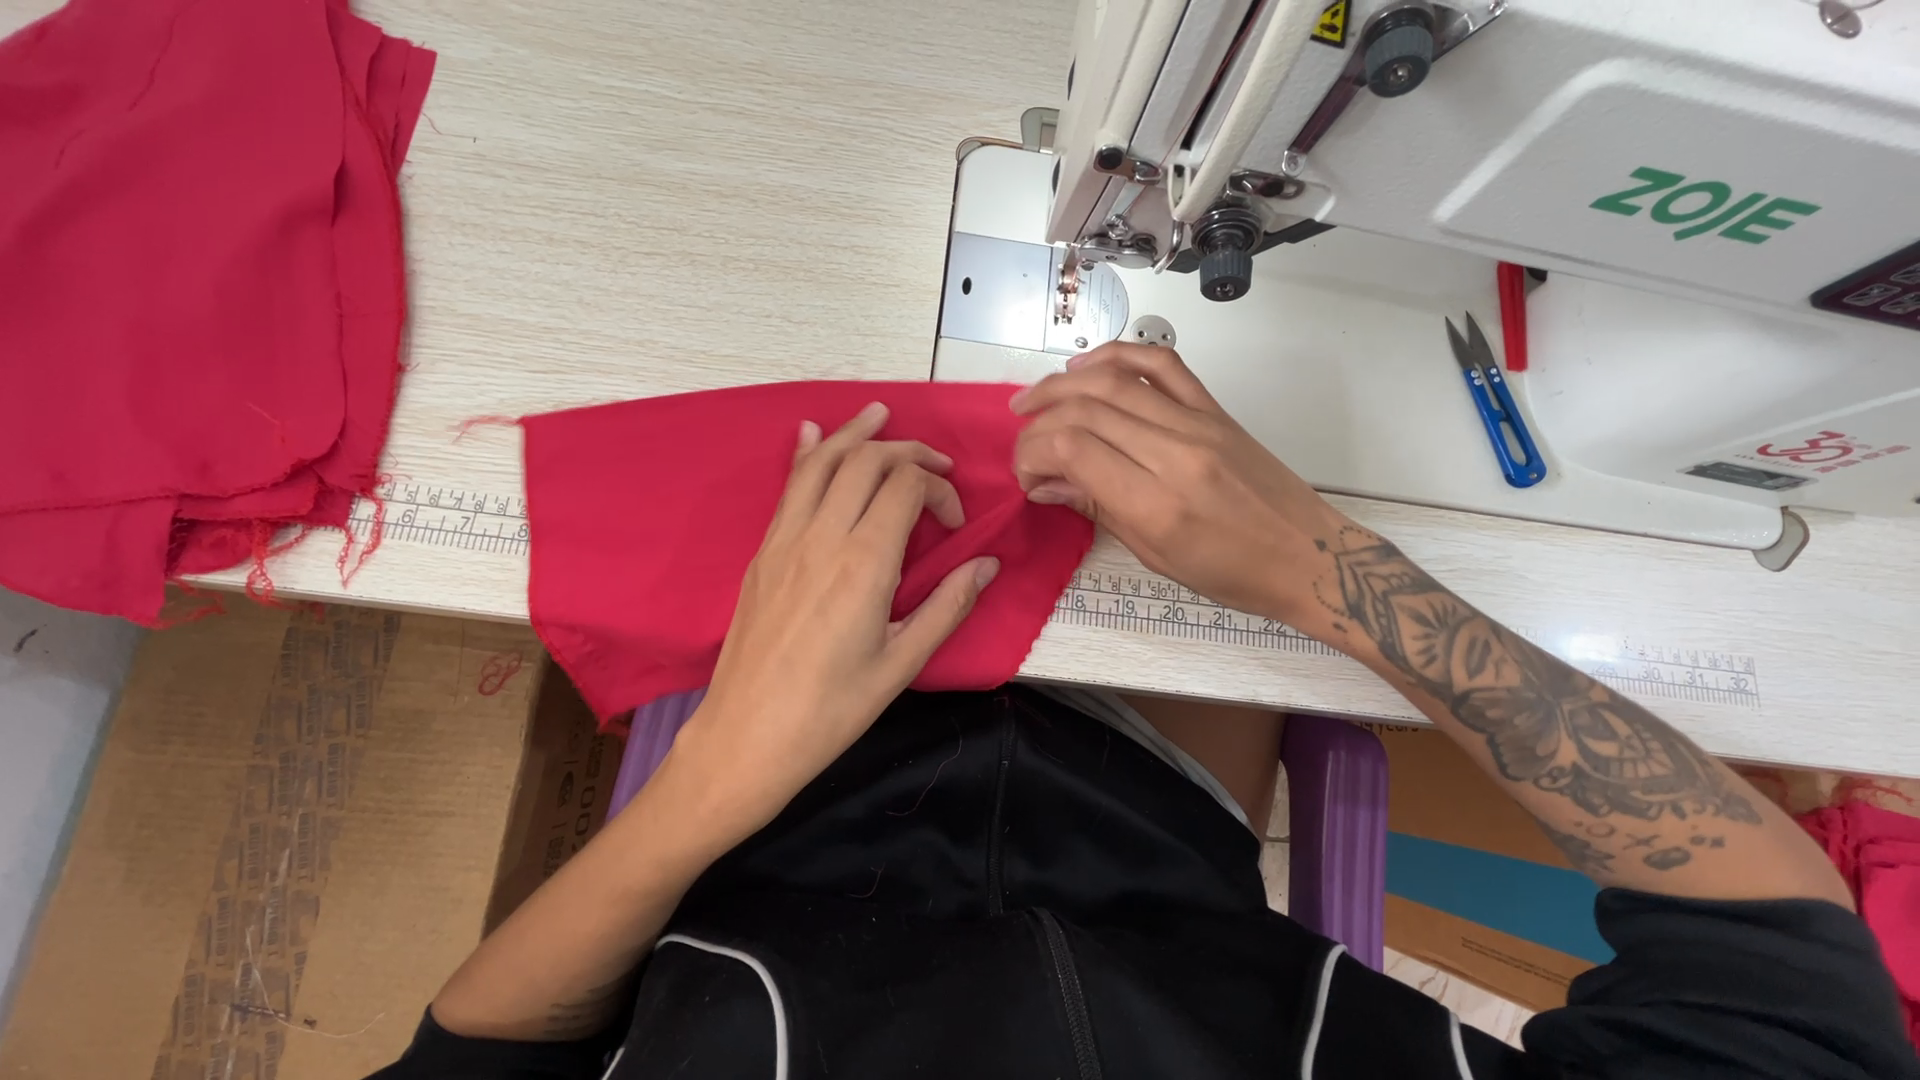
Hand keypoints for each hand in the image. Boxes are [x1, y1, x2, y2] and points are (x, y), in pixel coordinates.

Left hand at [669, 402, 1000, 837]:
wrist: (747, 735)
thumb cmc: (831, 709)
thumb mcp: (902, 664)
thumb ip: (947, 606)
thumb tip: (987, 564)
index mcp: (864, 564)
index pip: (907, 486)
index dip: (940, 487)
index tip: (955, 521)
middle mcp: (822, 537)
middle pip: (867, 461)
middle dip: (908, 451)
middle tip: (937, 465)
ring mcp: (785, 540)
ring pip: (821, 462)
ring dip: (855, 434)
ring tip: (880, 414)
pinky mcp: (763, 552)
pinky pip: (788, 487)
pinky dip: (806, 454)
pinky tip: (812, 434)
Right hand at [1010, 343, 1349, 624]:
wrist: (1306, 557)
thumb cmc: (1230, 573)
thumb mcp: (1154, 556)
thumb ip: (1098, 509)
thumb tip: (1047, 482)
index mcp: (1156, 504)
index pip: (1072, 449)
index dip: (1032, 454)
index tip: (1025, 474)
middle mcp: (1174, 453)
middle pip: (1084, 411)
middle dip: (1038, 423)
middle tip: (1022, 443)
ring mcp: (1198, 423)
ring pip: (1114, 381)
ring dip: (1060, 385)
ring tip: (1031, 400)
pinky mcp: (1214, 409)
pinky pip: (1162, 365)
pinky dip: (1117, 355)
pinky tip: (1084, 366)